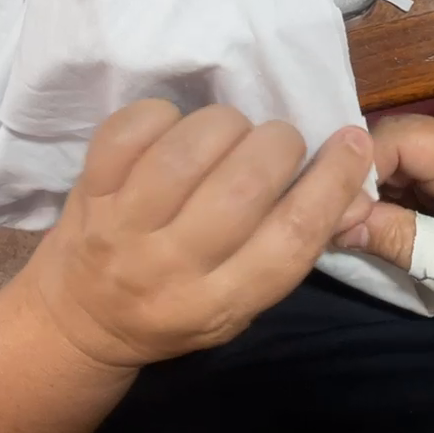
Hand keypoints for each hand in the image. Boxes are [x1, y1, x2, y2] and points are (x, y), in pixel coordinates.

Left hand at [14, 100, 374, 369]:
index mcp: (221, 304)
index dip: (331, 182)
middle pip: (241, 187)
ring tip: (229, 131)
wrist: (80, 319)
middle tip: (278, 141)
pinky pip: (129, 131)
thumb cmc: (175, 308)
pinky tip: (174, 125)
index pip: (291, 240)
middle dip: (276, 144)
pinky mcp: (90, 189)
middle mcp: (170, 269)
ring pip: (187, 152)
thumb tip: (353, 188)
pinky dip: (163, 114)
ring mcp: (123, 227)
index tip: (352, 141)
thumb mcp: (238, 302)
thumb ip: (289, 248)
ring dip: (225, 124)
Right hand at [337, 114, 433, 337]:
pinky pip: (405, 174)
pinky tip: (369, 222)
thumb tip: (335, 222)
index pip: (399, 138)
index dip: (358, 166)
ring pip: (392, 156)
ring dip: (368, 189)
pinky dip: (384, 197)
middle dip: (357, 177)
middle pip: (390, 141)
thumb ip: (402, 240)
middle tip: (330, 217)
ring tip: (344, 222)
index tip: (332, 208)